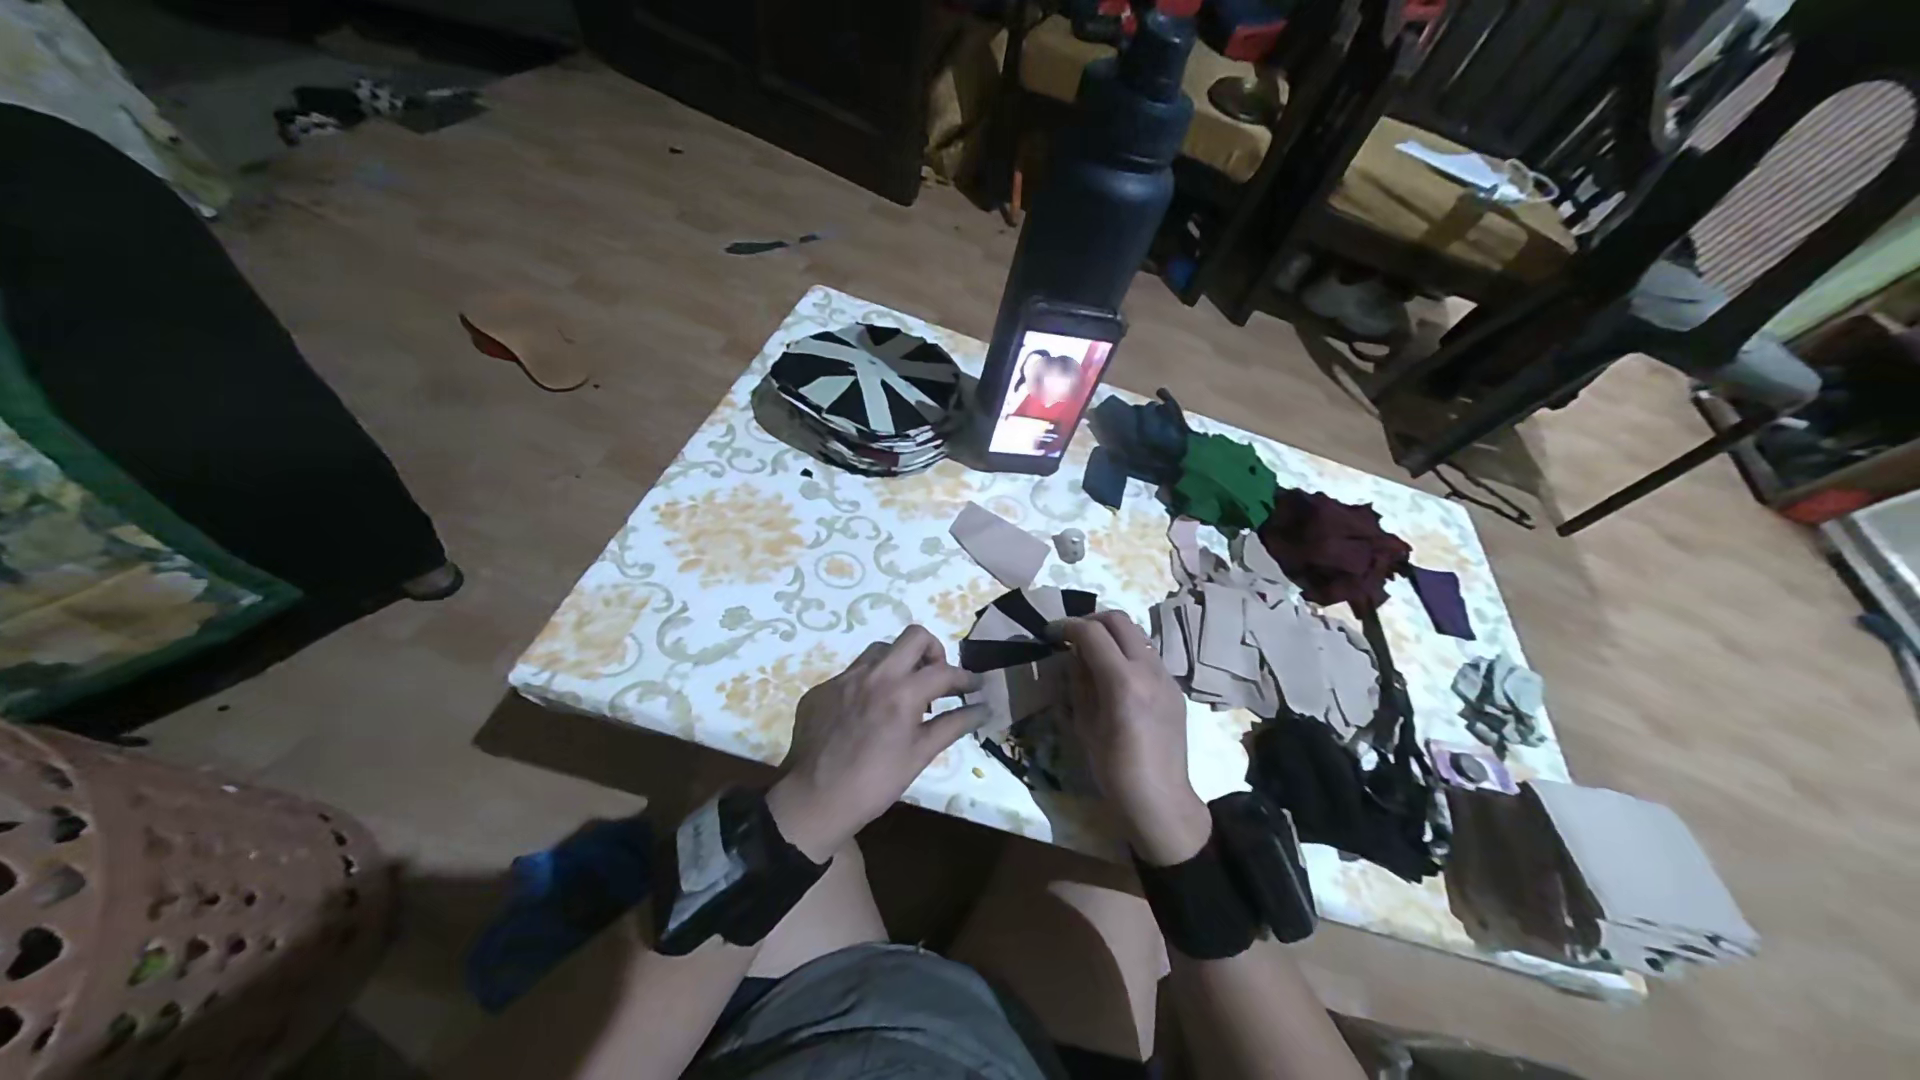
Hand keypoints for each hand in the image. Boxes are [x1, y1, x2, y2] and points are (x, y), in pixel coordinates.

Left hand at [765, 625, 984, 861]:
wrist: (813, 801)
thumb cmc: (874, 783)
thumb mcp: (920, 755)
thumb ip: (953, 725)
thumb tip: (984, 709)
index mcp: (901, 692)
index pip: (944, 671)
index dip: (966, 678)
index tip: (976, 686)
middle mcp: (873, 674)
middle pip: (913, 637)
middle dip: (933, 651)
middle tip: (937, 677)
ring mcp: (842, 679)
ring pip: (880, 651)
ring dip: (898, 663)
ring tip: (902, 694)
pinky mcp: (821, 690)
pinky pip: (852, 674)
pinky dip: (868, 685)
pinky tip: (867, 713)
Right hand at [1061, 612, 1210, 865]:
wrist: (1160, 799)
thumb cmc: (1114, 770)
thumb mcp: (1084, 725)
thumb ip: (1079, 683)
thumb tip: (1073, 656)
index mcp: (1123, 682)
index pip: (1092, 633)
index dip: (1067, 626)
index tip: (1051, 633)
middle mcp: (1149, 670)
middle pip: (1119, 620)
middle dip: (1090, 621)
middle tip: (1071, 636)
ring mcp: (1166, 676)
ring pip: (1137, 634)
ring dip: (1111, 634)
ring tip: (1092, 653)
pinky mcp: (1175, 687)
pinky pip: (1148, 655)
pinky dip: (1127, 652)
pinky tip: (1114, 675)